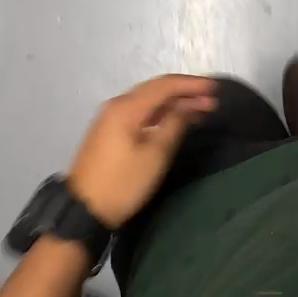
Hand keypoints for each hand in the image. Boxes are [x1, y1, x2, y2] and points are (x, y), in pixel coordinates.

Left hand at [66, 75, 217, 227]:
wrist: (82, 212)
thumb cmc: (122, 184)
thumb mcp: (154, 156)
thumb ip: (174, 125)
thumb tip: (188, 106)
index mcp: (127, 107)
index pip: (165, 85)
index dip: (192, 84)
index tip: (215, 88)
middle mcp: (117, 104)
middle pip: (156, 89)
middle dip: (185, 91)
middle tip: (210, 99)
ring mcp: (110, 117)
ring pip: (148, 100)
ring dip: (173, 102)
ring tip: (198, 108)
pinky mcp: (108, 130)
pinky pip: (140, 111)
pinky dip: (160, 111)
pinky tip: (174, 118)